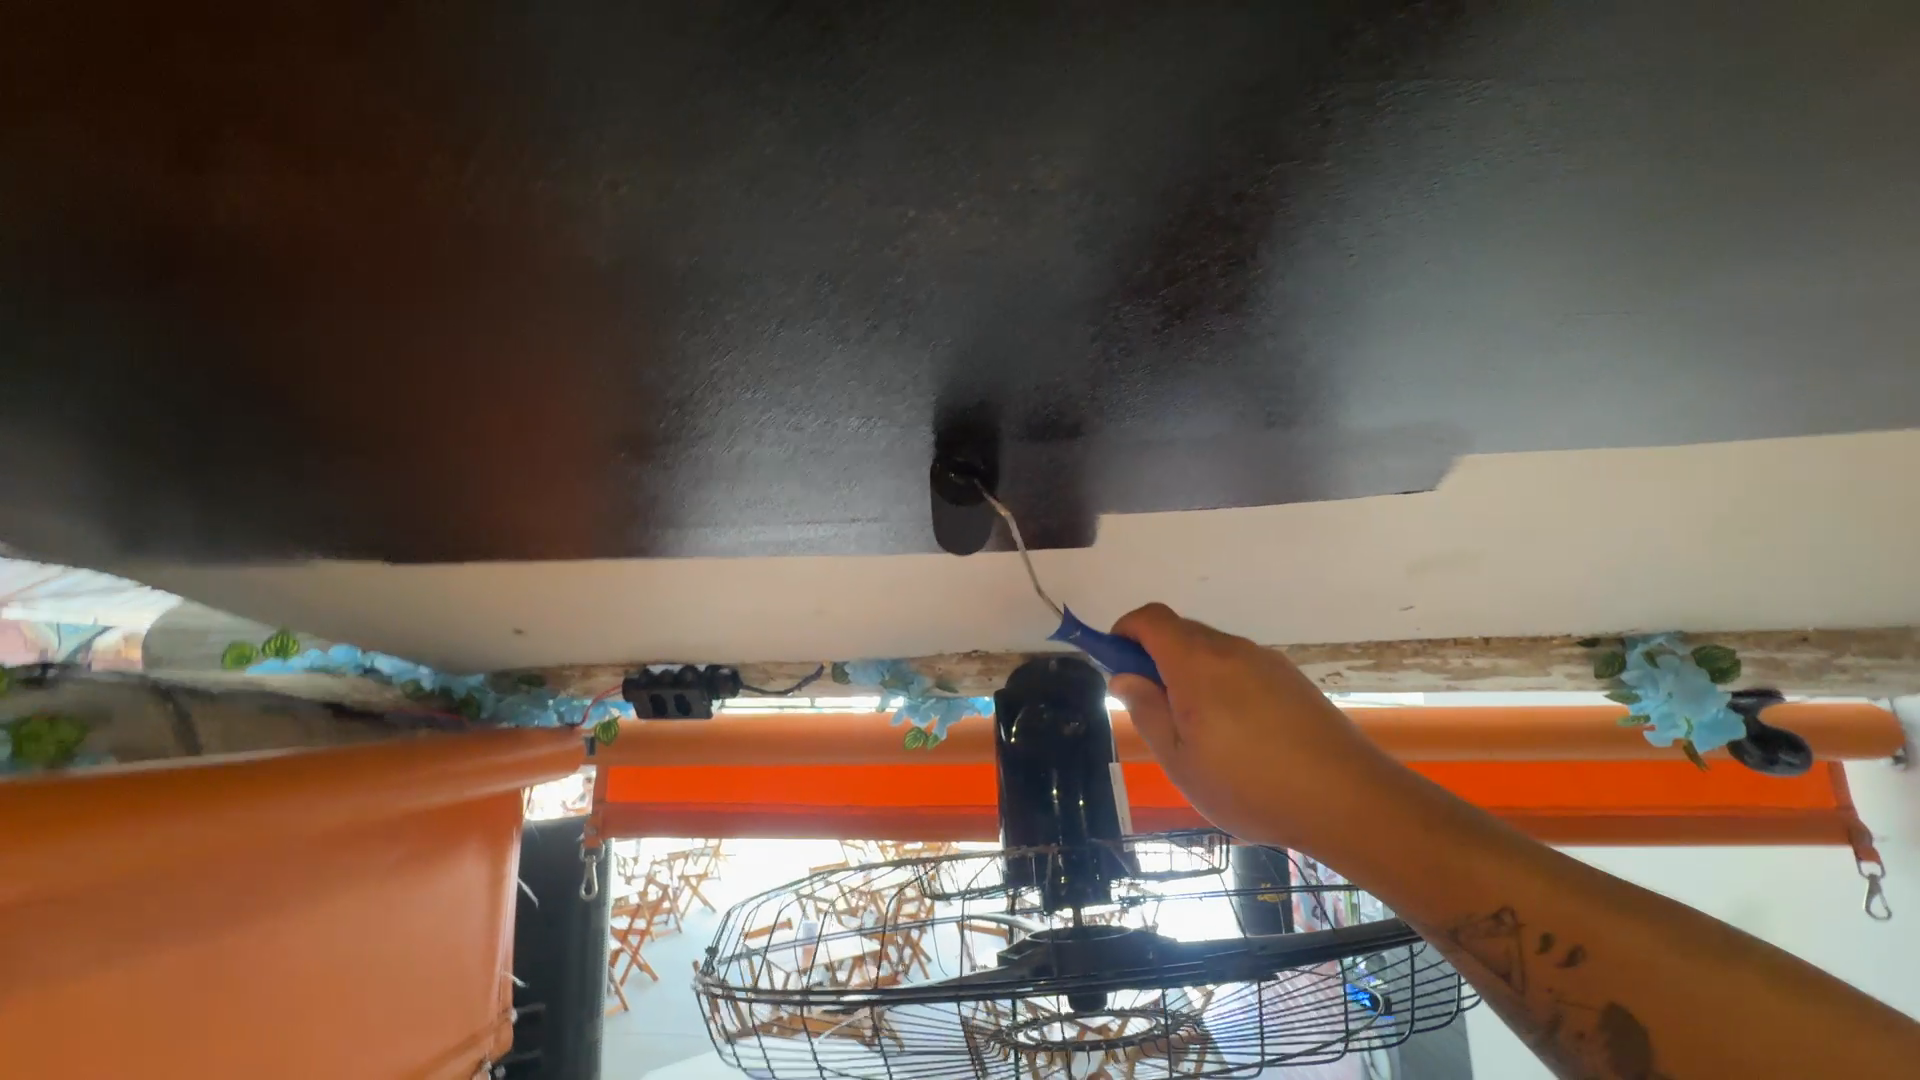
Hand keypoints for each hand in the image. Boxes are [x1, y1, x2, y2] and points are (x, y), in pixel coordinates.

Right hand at [1108, 603, 1405, 855]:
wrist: (1348, 799)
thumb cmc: (1250, 785)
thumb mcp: (1180, 760)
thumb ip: (1146, 711)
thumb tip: (1123, 677)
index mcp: (1196, 663)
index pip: (1150, 618)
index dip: (1125, 632)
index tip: (1117, 665)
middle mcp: (1231, 649)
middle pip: (1181, 632)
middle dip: (1155, 657)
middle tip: (1154, 709)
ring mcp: (1266, 661)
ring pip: (1212, 651)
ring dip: (1190, 673)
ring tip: (1199, 731)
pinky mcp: (1291, 679)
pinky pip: (1241, 667)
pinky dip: (1222, 683)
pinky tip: (1238, 734)